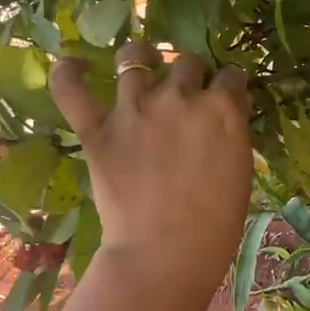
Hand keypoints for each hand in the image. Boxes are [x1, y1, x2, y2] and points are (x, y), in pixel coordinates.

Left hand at [51, 40, 253, 277]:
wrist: (167, 252)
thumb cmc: (216, 222)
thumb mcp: (241, 168)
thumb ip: (232, 131)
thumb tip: (226, 111)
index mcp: (222, 108)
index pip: (231, 76)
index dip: (229, 86)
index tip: (226, 97)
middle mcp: (179, 97)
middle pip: (188, 62)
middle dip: (192, 73)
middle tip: (188, 93)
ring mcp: (135, 109)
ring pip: (136, 58)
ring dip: (142, 59)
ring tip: (141, 65)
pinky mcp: (98, 130)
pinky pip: (72, 91)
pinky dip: (67, 73)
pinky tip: (74, 65)